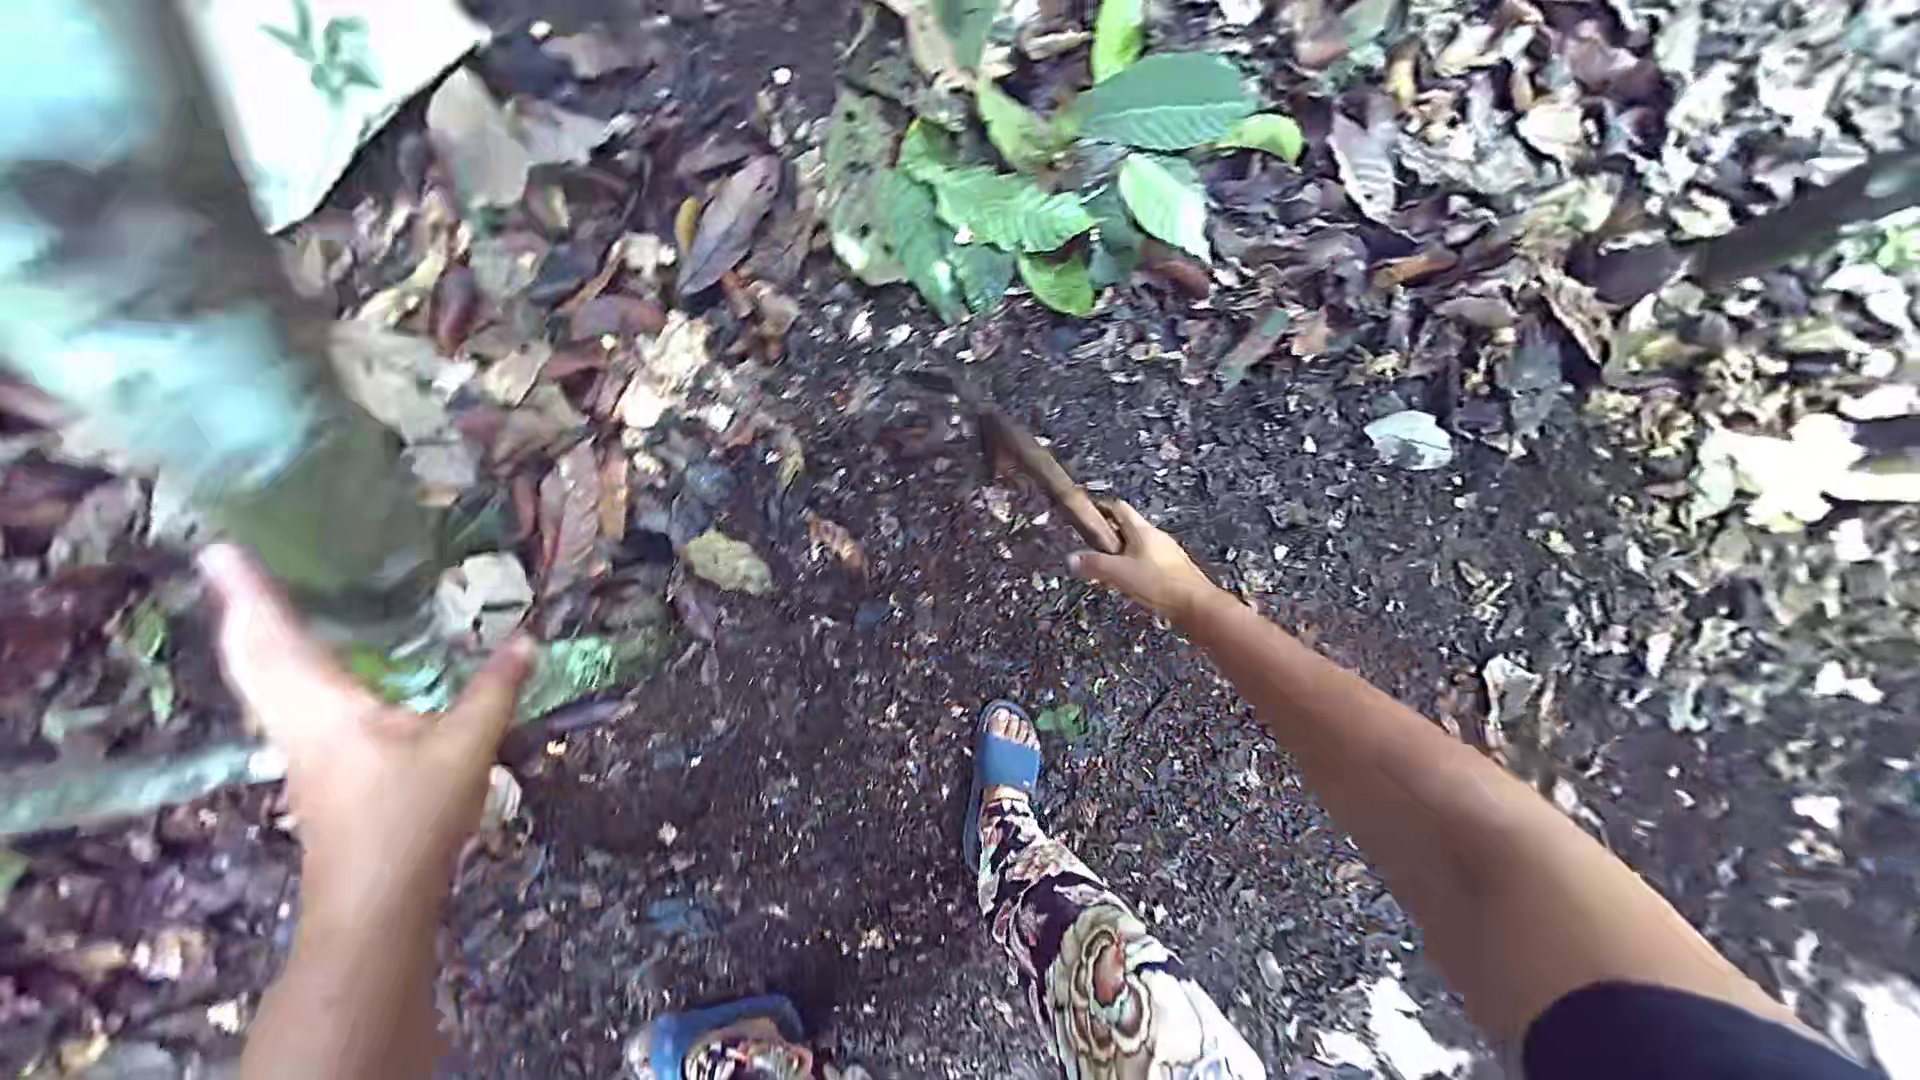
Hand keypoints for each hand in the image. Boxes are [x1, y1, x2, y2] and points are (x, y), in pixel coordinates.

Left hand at [199, 545, 533, 922]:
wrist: (376, 896)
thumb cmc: (413, 815)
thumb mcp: (468, 744)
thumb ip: (496, 688)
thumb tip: (528, 638)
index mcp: (325, 710)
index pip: (277, 641)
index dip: (251, 596)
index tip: (224, 551)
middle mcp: (299, 723)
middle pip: (252, 661)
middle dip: (241, 612)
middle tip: (238, 569)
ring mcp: (302, 748)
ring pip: (262, 683)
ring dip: (256, 641)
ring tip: (266, 606)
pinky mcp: (317, 765)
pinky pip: (284, 700)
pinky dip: (282, 669)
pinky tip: (314, 669)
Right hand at [1068, 500, 1225, 624]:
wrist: (1196, 606)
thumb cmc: (1161, 584)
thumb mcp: (1118, 572)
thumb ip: (1093, 565)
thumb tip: (1071, 559)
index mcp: (1142, 530)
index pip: (1118, 508)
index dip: (1100, 507)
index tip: (1086, 512)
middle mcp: (1156, 537)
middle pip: (1127, 528)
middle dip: (1107, 537)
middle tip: (1091, 549)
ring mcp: (1167, 554)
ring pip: (1137, 547)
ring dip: (1120, 555)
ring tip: (1107, 572)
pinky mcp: (1173, 571)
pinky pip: (1148, 563)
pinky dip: (1134, 569)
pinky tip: (1128, 585)